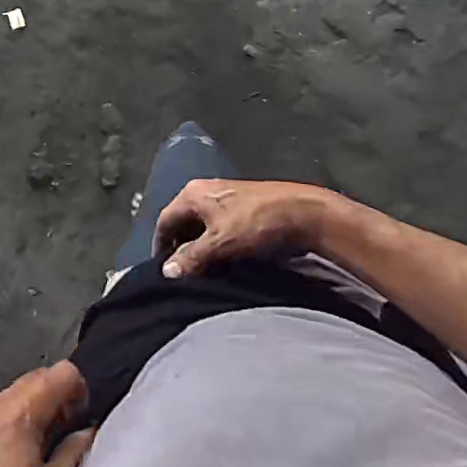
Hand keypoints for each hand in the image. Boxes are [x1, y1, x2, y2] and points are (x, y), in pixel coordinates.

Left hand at [0, 362, 94, 466]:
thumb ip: (71, 454)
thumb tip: (86, 432)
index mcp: (19, 415)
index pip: (60, 372)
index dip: (78, 389)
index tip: (79, 418)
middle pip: (37, 378)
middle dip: (56, 398)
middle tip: (62, 435)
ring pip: (14, 393)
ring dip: (32, 409)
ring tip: (36, 450)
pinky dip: (10, 420)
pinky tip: (8, 458)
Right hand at [153, 179, 342, 278]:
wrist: (305, 213)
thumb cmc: (257, 223)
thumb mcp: (220, 243)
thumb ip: (191, 257)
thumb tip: (166, 271)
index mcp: (194, 193)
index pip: (165, 221)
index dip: (161, 246)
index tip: (163, 272)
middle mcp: (206, 191)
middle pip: (183, 223)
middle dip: (181, 248)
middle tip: (184, 275)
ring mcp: (227, 198)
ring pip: (202, 227)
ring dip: (200, 249)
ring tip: (203, 272)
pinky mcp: (244, 208)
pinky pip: (220, 228)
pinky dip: (216, 245)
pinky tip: (223, 262)